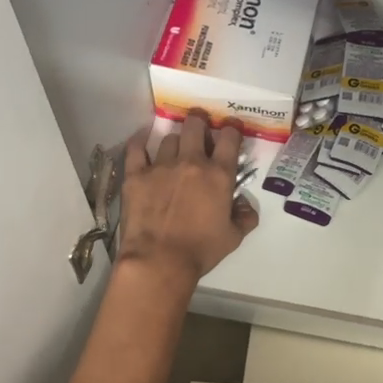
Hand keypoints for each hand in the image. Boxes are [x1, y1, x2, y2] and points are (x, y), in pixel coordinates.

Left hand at [118, 110, 257, 284]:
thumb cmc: (200, 250)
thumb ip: (245, 217)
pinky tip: (143, 139)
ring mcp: (161, 166)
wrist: (159, 261)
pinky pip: (136, 148)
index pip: (229, 139)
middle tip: (200, 127)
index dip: (231, 129)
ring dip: (176, 140)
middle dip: (199, 121)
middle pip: (195, 126)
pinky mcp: (136, 175)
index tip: (231, 130)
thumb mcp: (233, 237)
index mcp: (219, 175)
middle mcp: (191, 162)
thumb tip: (246, 206)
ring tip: (175, 148)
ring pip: (169, 138)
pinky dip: (140, 141)